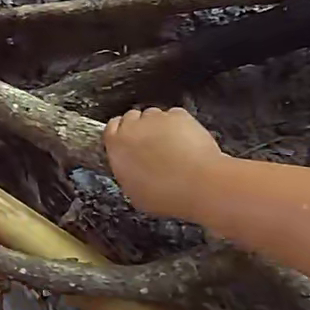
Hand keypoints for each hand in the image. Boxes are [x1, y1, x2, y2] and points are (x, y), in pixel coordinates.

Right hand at [104, 107, 226, 220]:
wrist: (198, 185)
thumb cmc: (166, 194)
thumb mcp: (135, 194)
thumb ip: (127, 173)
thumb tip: (131, 171)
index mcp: (116, 146)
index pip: (111, 128)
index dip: (121, 135)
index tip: (128, 143)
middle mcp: (133, 127)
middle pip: (131, 118)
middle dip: (139, 129)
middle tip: (151, 146)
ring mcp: (156, 118)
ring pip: (153, 115)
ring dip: (158, 126)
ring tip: (171, 146)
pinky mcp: (178, 115)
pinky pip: (174, 116)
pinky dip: (179, 125)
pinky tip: (185, 142)